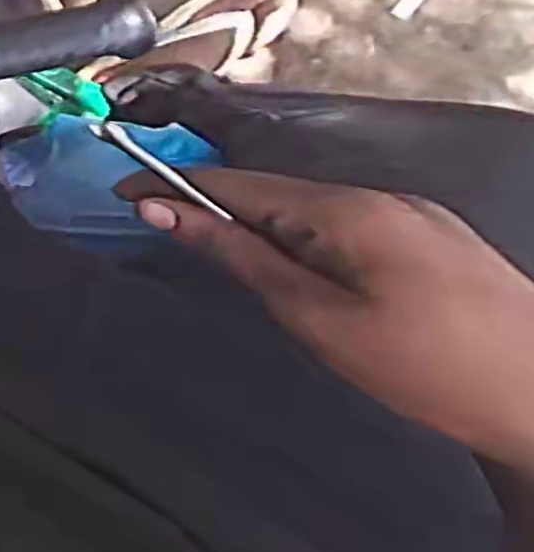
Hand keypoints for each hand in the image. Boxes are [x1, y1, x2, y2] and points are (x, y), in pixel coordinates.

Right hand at [117, 168, 533, 473]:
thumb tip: (156, 207)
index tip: (119, 194)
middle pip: (266, 192)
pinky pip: (336, 223)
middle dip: (208, 207)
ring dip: (252, 225)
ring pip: (300, 208)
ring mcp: (413, 216)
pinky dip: (293, 236)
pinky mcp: (431, 238)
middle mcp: (380, 199)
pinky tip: (291, 266)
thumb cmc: (429, 367)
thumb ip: (231, 251)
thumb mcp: (312, 311)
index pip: (230, 183)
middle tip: (161, 231)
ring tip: (227, 257)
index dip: (167, 184)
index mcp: (348, 210)